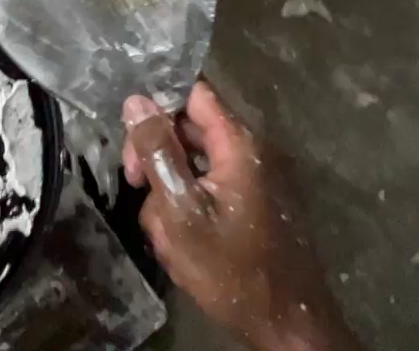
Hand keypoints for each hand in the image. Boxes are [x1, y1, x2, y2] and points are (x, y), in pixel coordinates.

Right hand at [122, 81, 360, 350]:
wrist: (289, 330)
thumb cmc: (232, 268)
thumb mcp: (181, 209)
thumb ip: (157, 150)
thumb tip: (135, 100)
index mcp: (239, 144)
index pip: (193, 92)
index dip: (157, 99)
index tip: (129, 127)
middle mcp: (250, 151)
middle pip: (190, 124)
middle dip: (156, 147)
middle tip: (133, 180)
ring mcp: (253, 177)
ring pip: (194, 157)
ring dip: (169, 179)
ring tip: (159, 220)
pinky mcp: (252, 201)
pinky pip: (208, 180)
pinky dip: (187, 196)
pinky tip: (176, 230)